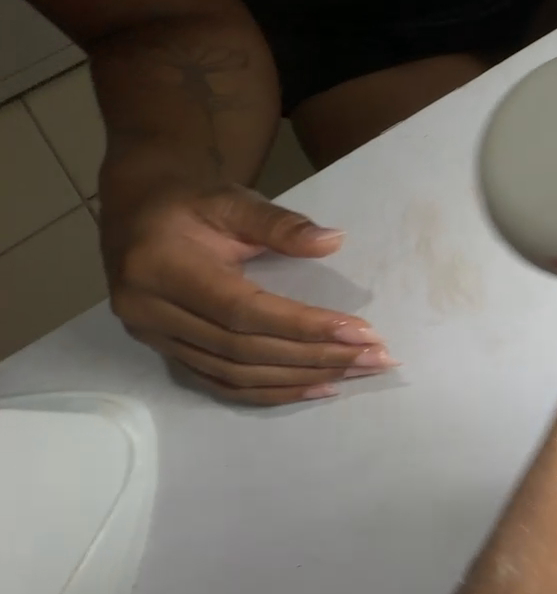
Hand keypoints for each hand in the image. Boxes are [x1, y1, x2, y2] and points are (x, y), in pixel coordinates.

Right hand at [100, 179, 392, 404]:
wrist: (141, 211)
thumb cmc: (195, 205)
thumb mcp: (234, 201)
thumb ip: (281, 224)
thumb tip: (334, 240)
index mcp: (162, 270)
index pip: (244, 311)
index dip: (305, 326)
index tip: (364, 332)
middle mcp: (149, 311)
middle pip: (245, 349)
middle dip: (318, 356)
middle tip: (377, 358)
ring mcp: (154, 337)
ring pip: (236, 373)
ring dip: (304, 377)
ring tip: (361, 371)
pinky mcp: (166, 350)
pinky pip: (222, 382)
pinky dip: (273, 391)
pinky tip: (320, 387)